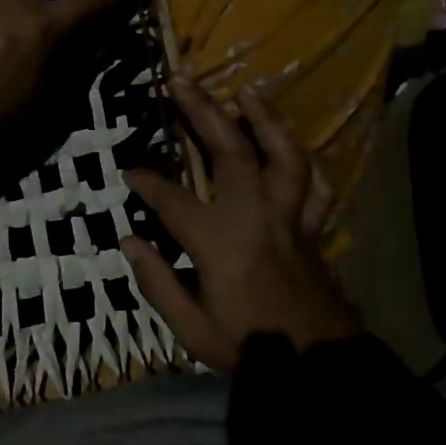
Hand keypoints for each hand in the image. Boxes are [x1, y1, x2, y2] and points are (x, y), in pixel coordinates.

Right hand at [122, 80, 360, 371]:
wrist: (317, 364)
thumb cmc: (249, 347)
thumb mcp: (191, 328)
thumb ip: (157, 282)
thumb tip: (130, 241)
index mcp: (218, 241)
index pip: (171, 200)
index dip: (146, 182)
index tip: (128, 170)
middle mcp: (254, 215)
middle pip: (229, 150)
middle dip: (201, 111)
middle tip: (180, 80)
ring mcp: (288, 216)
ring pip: (281, 155)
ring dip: (263, 118)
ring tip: (245, 90)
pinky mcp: (311, 225)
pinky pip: (314, 184)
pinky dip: (304, 160)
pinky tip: (292, 144)